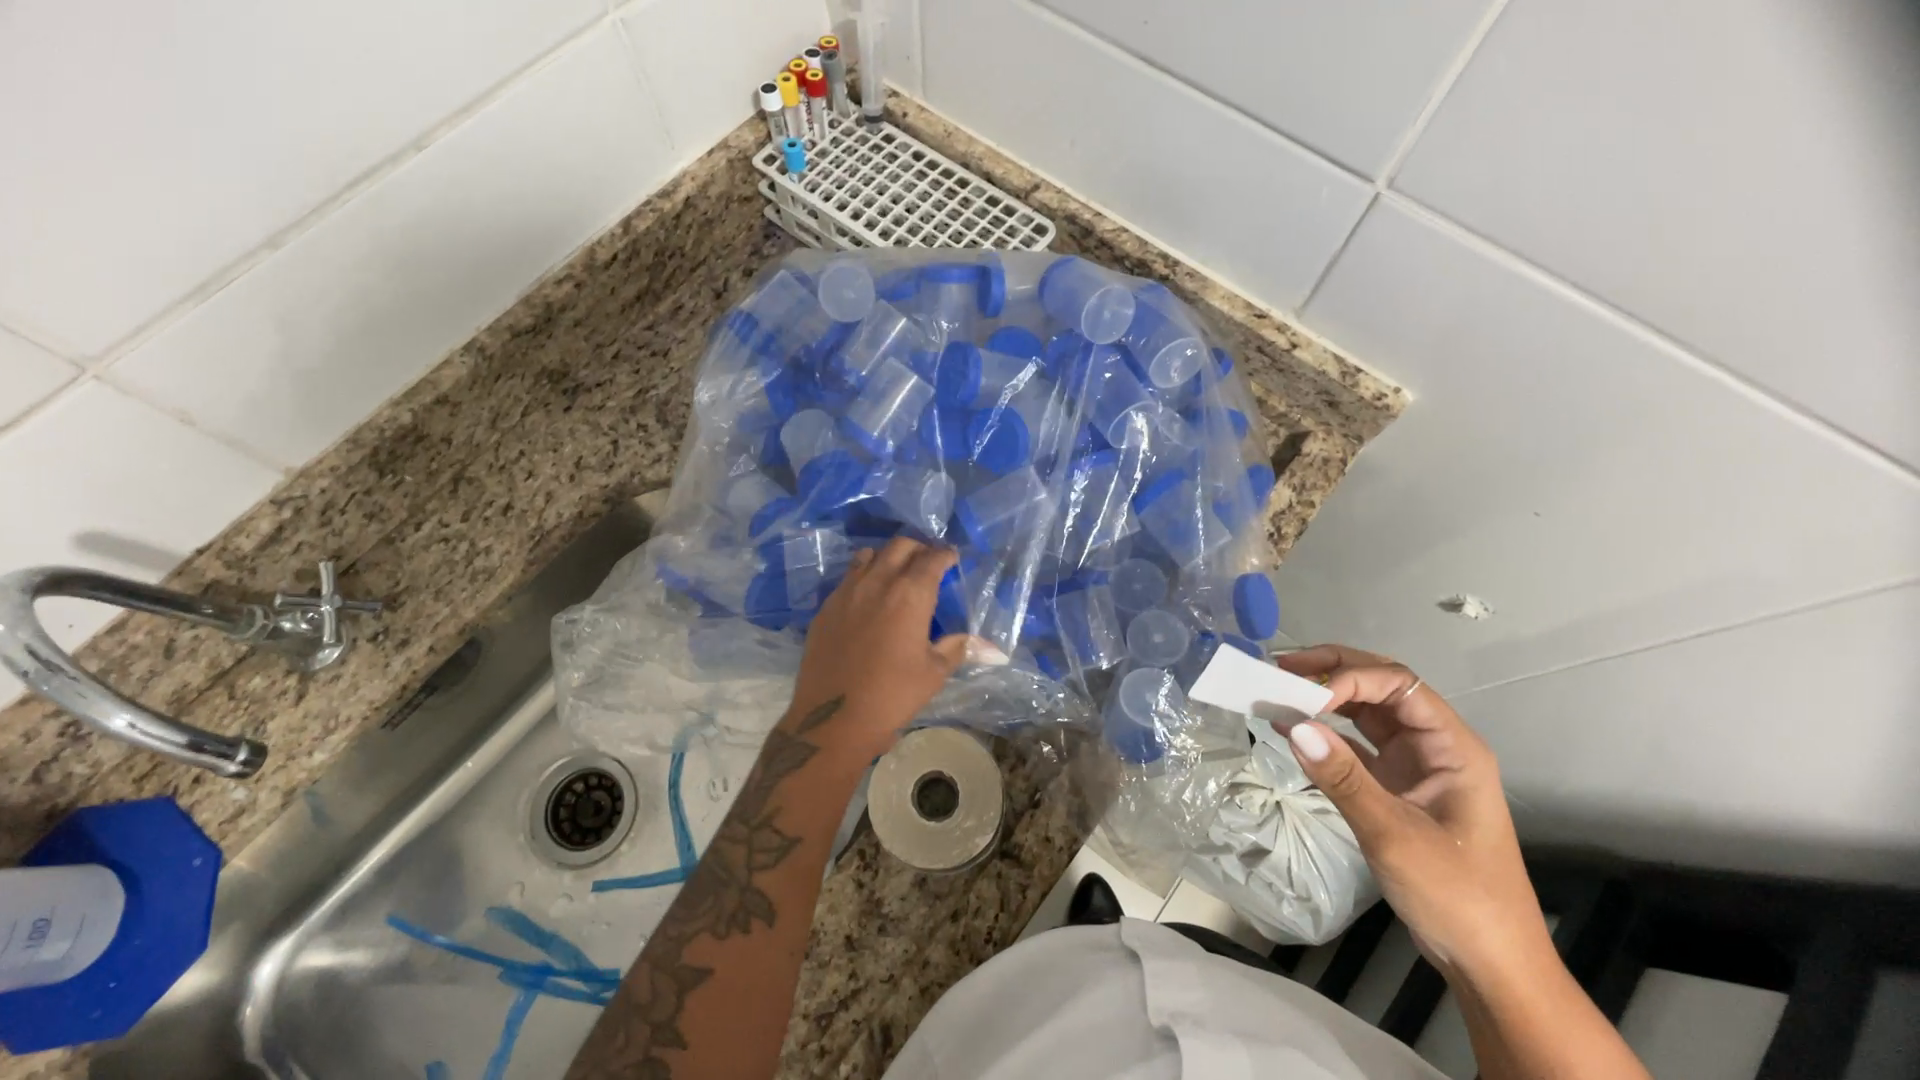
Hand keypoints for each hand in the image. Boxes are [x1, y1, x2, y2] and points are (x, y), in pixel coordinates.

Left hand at [787, 537, 970, 759]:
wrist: (834, 717)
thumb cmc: (893, 695)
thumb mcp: (934, 673)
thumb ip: (956, 648)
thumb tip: (984, 644)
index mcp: (910, 594)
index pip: (931, 558)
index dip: (945, 555)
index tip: (952, 558)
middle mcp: (877, 582)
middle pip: (900, 547)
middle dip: (918, 549)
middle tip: (927, 563)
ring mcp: (846, 592)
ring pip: (868, 556)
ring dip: (887, 558)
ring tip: (896, 574)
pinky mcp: (825, 608)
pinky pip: (847, 578)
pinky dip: (863, 577)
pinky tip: (868, 598)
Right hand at [1273, 645, 1551, 979]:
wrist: (1489, 960)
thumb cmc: (1456, 893)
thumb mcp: (1395, 835)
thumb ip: (1344, 778)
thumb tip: (1294, 726)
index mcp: (1452, 745)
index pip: (1398, 685)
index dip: (1349, 678)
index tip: (1302, 697)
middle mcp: (1434, 746)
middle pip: (1382, 689)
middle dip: (1333, 673)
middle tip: (1280, 668)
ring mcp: (1415, 767)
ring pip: (1367, 716)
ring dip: (1325, 700)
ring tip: (1277, 690)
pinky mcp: (1397, 790)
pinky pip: (1357, 749)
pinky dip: (1325, 737)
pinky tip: (1290, 731)